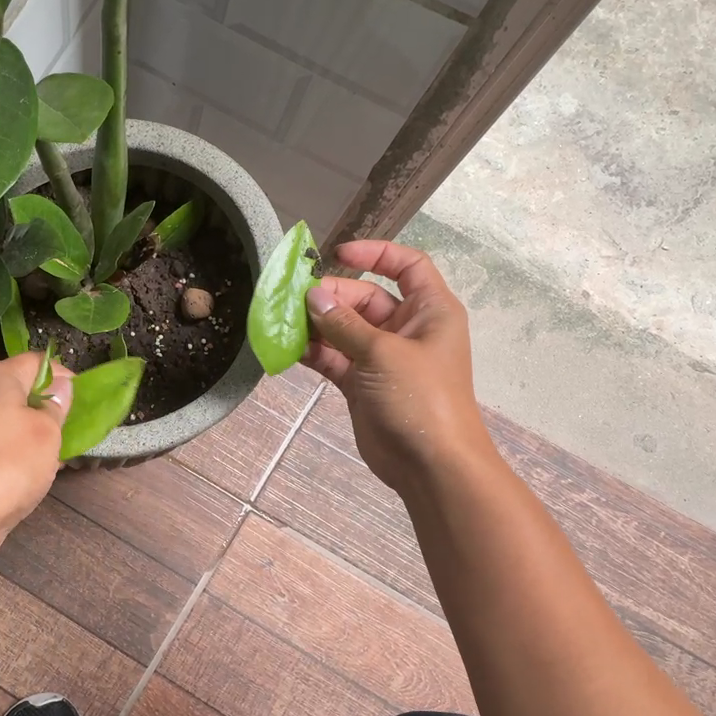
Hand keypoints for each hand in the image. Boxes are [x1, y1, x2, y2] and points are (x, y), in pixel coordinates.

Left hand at [0, 351, 73, 544]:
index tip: (84, 401)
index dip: (64, 377)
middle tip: (71, 431)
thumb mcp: (47, 432)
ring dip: (32, 434)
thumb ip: (56, 406)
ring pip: (6, 421)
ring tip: (54, 458)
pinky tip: (28, 475)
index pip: (37, 362)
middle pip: (18, 391)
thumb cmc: (9, 465)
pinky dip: (13, 454)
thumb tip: (59, 386)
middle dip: (47, 408)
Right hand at [301, 241, 492, 497]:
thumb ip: (344, 324)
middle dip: (333, 297)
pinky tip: (289, 348)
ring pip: (345, 330)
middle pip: (366, 298)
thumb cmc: (419, 398)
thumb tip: (312, 296)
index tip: (338, 253)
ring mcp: (381, 358)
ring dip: (317, 325)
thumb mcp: (382, 353)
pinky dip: (314, 353)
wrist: (429, 462)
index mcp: (429, 311)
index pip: (406, 266)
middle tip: (297, 302)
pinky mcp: (361, 384)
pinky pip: (334, 358)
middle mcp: (406, 329)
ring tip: (285, 323)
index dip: (376, 253)